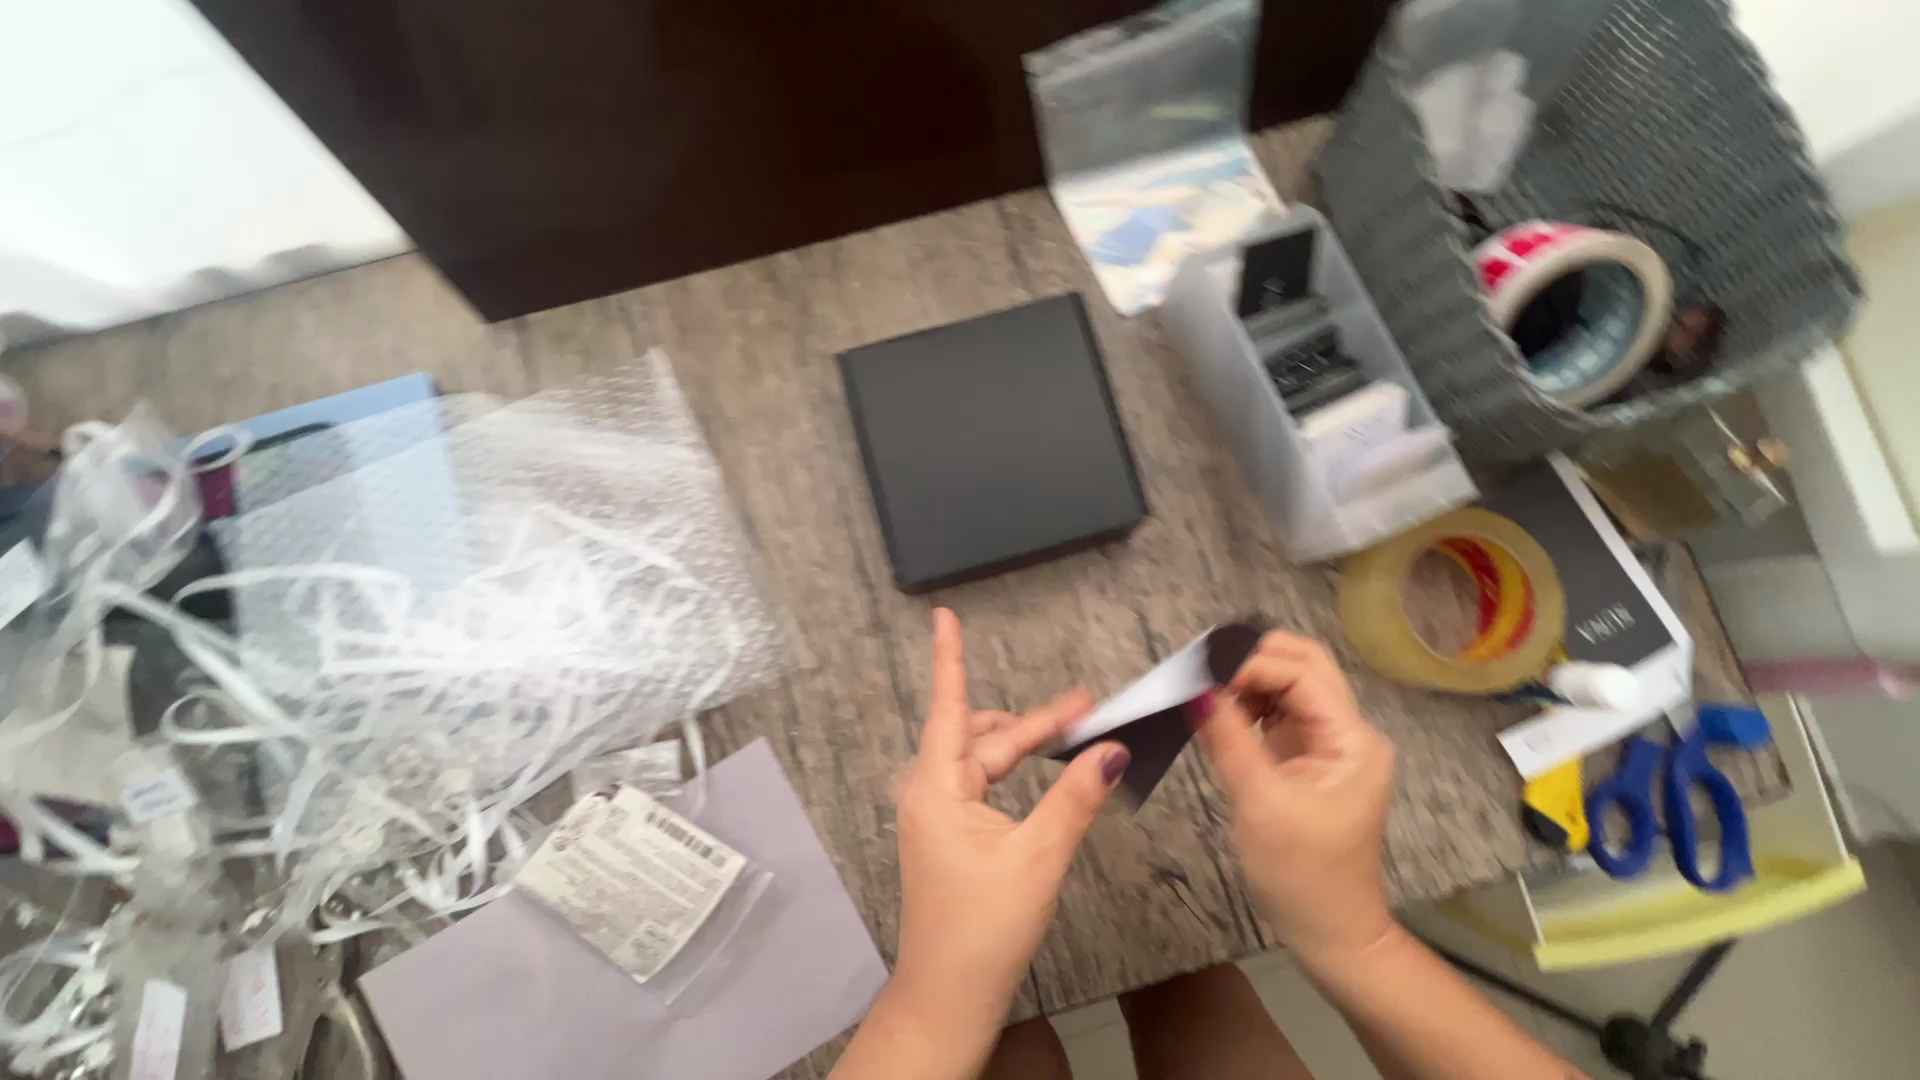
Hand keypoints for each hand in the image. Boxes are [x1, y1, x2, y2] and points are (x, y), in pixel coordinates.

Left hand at [888, 608, 1129, 1031]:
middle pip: (985, 736)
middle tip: (1088, 705)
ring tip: (1076, 734)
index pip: (950, 707)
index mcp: (937, 786)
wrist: (949, 995)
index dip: (949, 658)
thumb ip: (1075, 797)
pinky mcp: (947, 830)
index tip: (942, 615)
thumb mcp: (1038, 856)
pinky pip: (982, 784)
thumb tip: (1109, 750)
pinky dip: (1015, 773)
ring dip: (1027, 747)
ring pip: (986, 760)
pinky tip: (1046, 773)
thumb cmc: (984, 928)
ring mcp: (935, 810)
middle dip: (1035, 722)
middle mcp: (929, 789)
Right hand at [1190, 631, 1396, 971]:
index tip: (1200, 675)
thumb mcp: (1259, 803)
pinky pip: (1276, 709)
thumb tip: (1194, 688)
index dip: (1250, 664)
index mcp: (1352, 739)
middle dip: (1253, 658)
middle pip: (1304, 664)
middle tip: (1202, 669)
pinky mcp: (1303, 755)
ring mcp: (1325, 742)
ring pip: (1288, 682)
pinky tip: (1217, 712)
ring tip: (1203, 690)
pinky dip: (1246, 701)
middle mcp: (1345, 730)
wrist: (1329, 931)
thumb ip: (1227, 739)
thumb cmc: (1301, 874)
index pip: (1301, 673)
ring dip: (1247, 677)